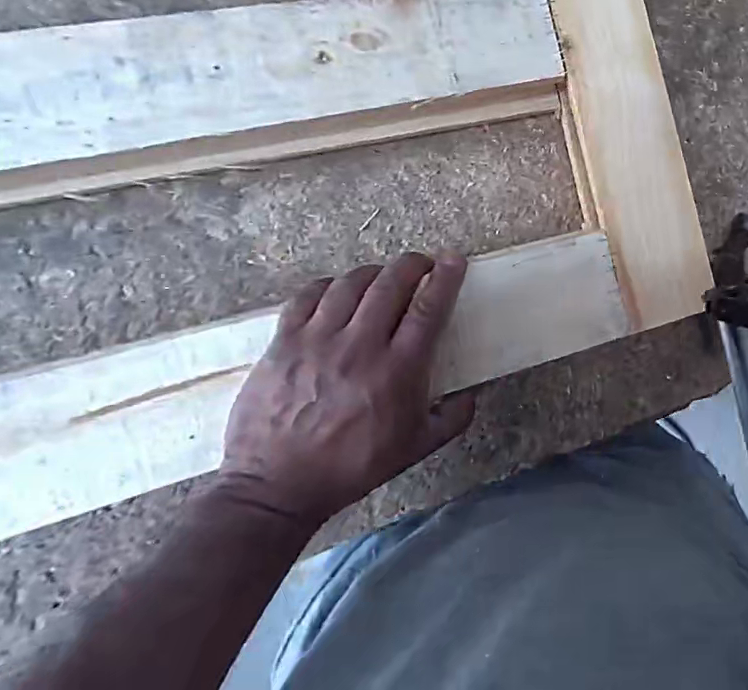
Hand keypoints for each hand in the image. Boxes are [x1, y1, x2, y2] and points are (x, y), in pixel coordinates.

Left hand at [217, 252, 477, 528]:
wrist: (275, 489)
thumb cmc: (353, 467)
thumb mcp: (417, 447)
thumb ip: (454, 417)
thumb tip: (473, 394)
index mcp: (398, 369)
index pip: (428, 307)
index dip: (445, 277)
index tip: (454, 259)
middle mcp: (360, 347)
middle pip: (391, 283)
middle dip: (413, 264)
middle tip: (422, 265)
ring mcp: (317, 342)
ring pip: (351, 284)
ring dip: (374, 272)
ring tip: (382, 278)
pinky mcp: (282, 345)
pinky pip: (308, 297)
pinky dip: (329, 286)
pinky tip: (339, 292)